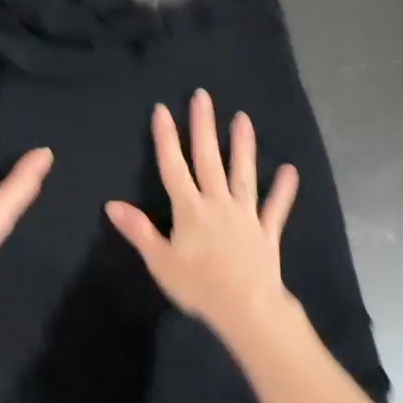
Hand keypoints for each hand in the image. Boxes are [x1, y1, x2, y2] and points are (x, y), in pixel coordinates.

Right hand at [105, 89, 301, 337]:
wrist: (245, 306)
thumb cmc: (197, 286)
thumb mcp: (160, 260)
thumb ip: (139, 230)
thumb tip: (112, 205)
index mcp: (189, 210)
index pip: (173, 168)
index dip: (166, 139)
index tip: (162, 111)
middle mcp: (218, 204)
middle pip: (209, 160)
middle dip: (204, 128)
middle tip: (203, 97)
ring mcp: (245, 215)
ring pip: (243, 174)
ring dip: (243, 146)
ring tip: (244, 118)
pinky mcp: (266, 232)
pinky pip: (275, 208)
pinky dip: (283, 191)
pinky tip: (289, 172)